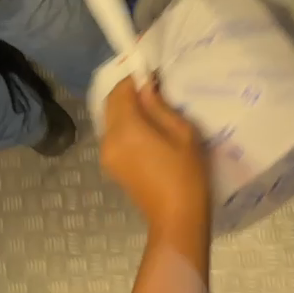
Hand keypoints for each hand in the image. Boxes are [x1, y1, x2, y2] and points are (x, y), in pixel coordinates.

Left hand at [100, 77, 209, 235]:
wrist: (177, 218)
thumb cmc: (186, 175)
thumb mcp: (182, 133)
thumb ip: (159, 106)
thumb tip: (146, 85)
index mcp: (126, 129)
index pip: (120, 91)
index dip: (134, 78)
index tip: (152, 74)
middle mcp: (108, 139)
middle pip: (111, 104)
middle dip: (128, 92)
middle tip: (153, 89)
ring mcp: (106, 154)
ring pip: (110, 119)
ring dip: (127, 108)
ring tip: (153, 109)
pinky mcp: (111, 166)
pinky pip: (114, 135)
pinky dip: (126, 125)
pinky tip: (147, 130)